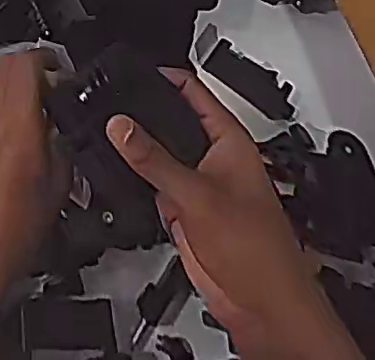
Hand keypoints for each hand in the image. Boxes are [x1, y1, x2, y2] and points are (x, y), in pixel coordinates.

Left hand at [0, 50, 65, 359]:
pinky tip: (18, 142)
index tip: (63, 70)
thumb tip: (63, 127)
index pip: (28, 61)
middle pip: (9, 66)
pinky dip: (4, 112)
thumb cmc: (9, 232)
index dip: (50, 58)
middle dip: (35, 71)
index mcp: (15, 118)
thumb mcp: (58, 184)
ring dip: (18, 91)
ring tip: (39, 119)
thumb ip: (62, 142)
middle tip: (54, 89)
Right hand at [107, 68, 364, 359]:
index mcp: (228, 139)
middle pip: (172, 121)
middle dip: (145, 113)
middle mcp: (213, 157)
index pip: (193, 90)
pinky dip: (139, 180)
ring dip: (140, 149)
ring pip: (161, 154)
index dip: (166, 74)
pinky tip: (121, 175)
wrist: (264, 308)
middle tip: (113, 100)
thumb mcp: (197, 194)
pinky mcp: (185, 211)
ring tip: (109, 134)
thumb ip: (155, 159)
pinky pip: (155, 184)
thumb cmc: (259, 250)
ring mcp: (198, 184)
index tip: (136, 67)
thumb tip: (122, 126)